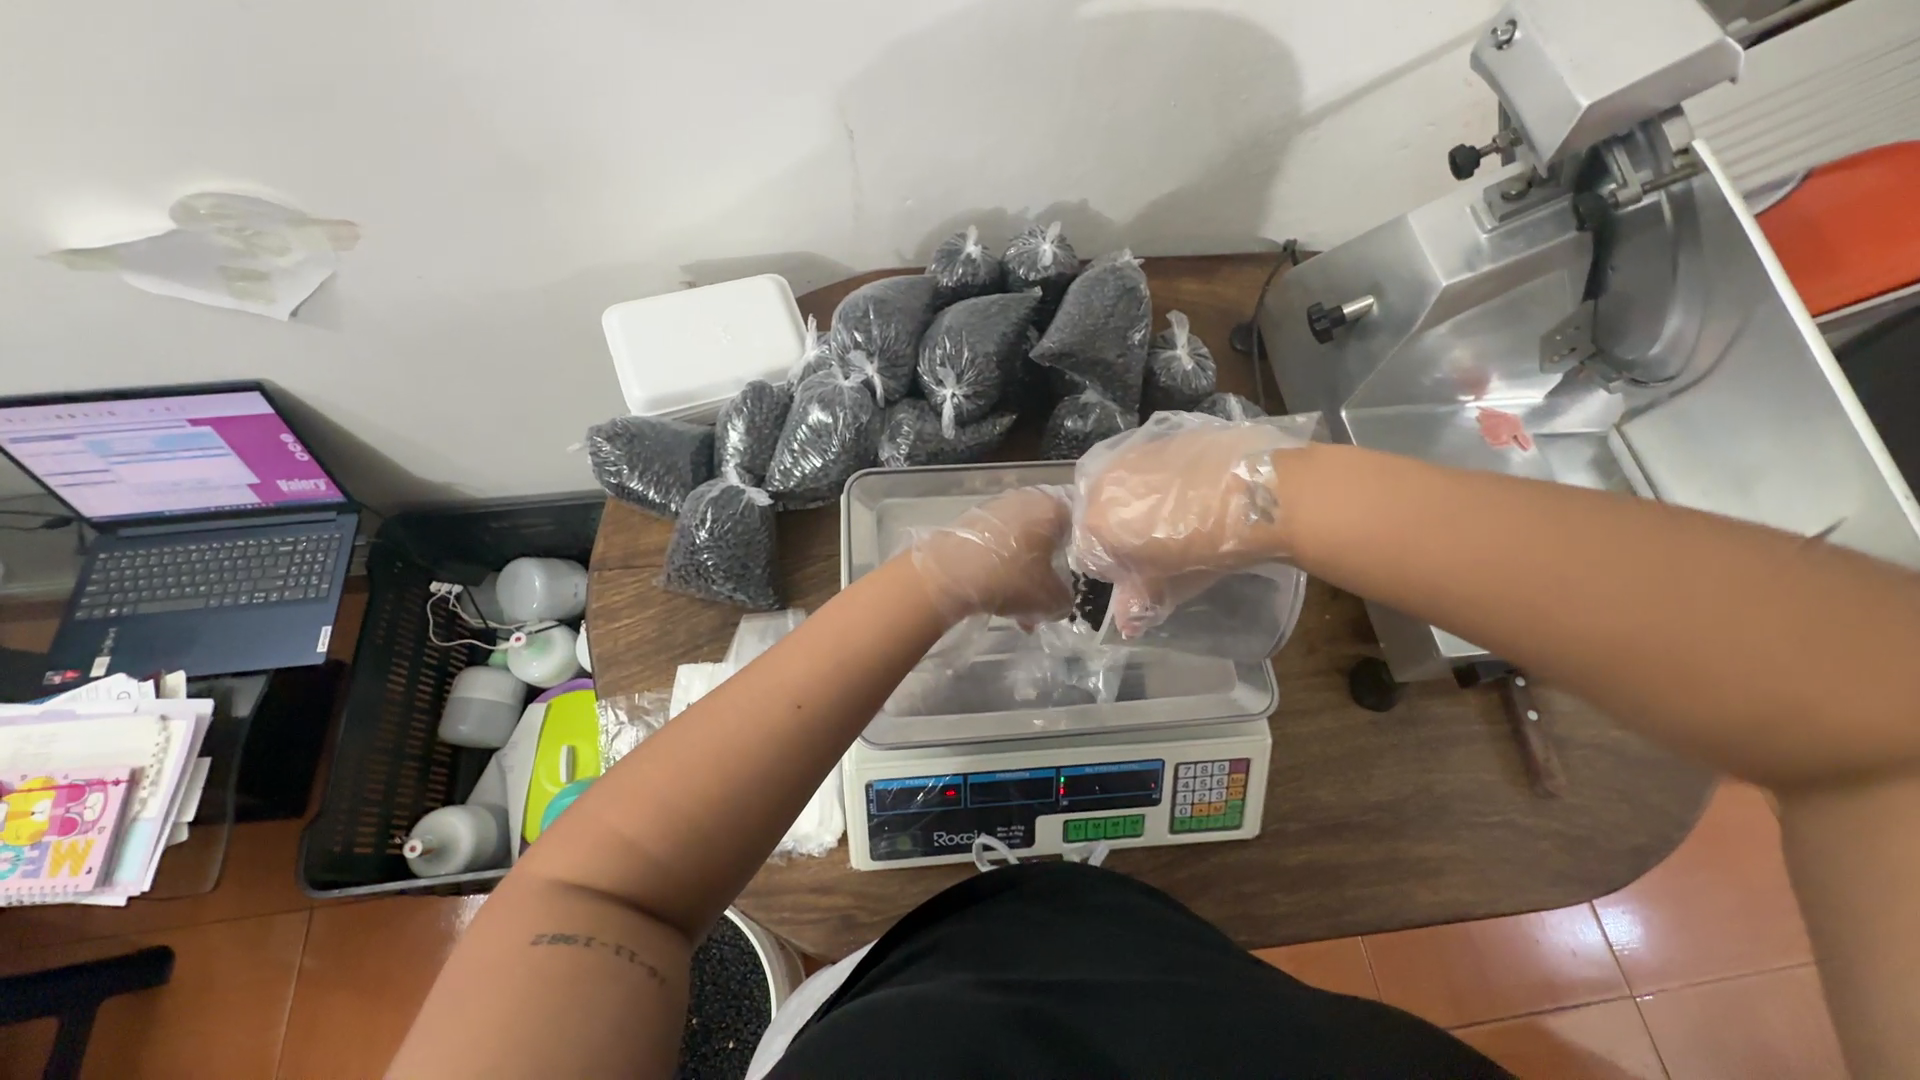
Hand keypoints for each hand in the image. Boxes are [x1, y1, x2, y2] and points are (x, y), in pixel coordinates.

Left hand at [909, 486, 1072, 625]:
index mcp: (1052, 507)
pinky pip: (994, 545)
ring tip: (1014, 606)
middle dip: (1044, 567)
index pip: (1076, 528)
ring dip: (1020, 571)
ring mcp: (995, 507)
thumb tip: (1061, 600)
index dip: (1074, 557)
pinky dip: (997, 566)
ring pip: (1018, 543)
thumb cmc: (1010, 579)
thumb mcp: (1050, 600)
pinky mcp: (969, 519)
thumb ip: (1066, 599)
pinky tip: (992, 594)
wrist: (947, 573)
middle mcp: (1025, 498)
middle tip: (1041, 596)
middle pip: (1044, 536)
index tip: (1066, 580)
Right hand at [1070, 412, 1308, 634]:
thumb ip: (1138, 602)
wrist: (1259, 494)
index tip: (1145, 575)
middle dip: (1125, 533)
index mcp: (1098, 522)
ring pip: (1128, 488)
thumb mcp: (1170, 584)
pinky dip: (1166, 481)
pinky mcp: (1166, 435)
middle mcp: (1106, 481)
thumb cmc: (1206, 548)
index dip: (1117, 570)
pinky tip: (1198, 492)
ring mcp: (1136, 453)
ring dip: (1144, 505)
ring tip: (1183, 519)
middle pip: (1104, 515)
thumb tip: (1125, 625)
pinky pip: (1154, 466)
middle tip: (1163, 549)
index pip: (1090, 555)